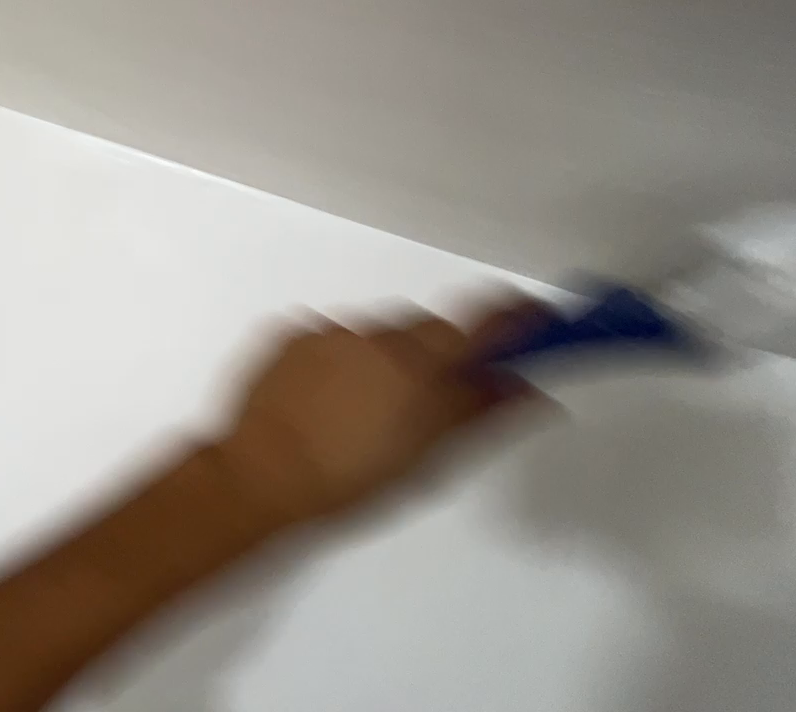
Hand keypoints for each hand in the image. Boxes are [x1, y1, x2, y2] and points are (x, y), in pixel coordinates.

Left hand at [215, 300, 551, 524]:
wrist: (258, 474)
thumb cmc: (350, 480)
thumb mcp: (426, 459)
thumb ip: (478, 412)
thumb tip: (528, 385)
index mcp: (415, 362)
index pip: (480, 318)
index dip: (514, 314)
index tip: (537, 318)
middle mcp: (370, 332)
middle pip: (421, 328)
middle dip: (434, 355)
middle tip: (423, 403)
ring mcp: (322, 330)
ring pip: (370, 336)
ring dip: (379, 361)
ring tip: (357, 412)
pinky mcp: (285, 335)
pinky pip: (325, 339)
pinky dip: (334, 362)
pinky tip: (320, 401)